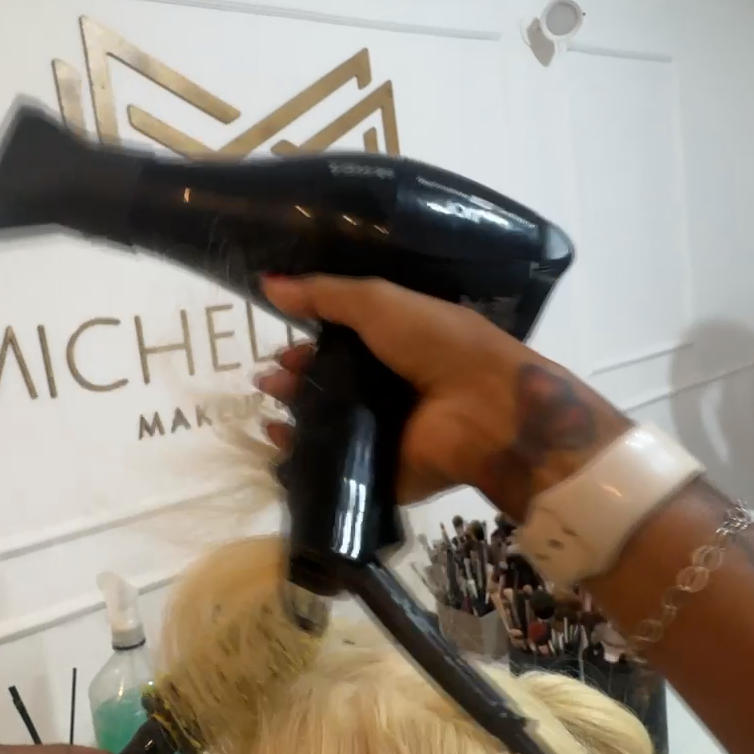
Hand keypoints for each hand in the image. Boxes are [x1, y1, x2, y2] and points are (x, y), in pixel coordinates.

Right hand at [256, 275, 629, 517]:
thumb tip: (268, 284)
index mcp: (395, 345)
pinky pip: (333, 463)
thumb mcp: (378, 302)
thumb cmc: (436, 343)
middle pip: (328, 386)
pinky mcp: (379, 470)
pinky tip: (279, 442)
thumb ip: (324, 294)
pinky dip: (304, 454)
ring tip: (270, 406)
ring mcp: (384, 432)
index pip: (340, 347)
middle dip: (293, 381)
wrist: (485, 408)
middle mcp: (388, 389)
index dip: (307, 347)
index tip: (280, 350)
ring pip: (326, 424)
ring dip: (294, 414)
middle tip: (267, 381)